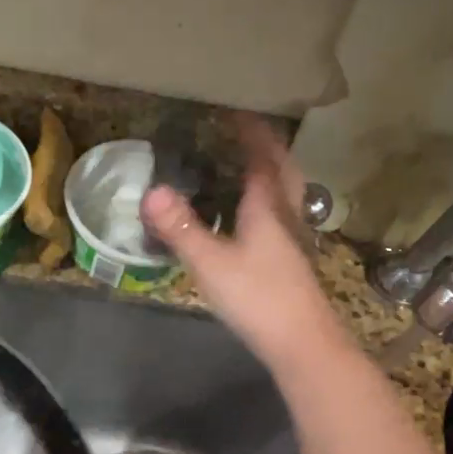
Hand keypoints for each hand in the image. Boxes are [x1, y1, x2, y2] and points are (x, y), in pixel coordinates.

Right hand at [141, 113, 350, 373]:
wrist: (301, 343)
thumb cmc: (258, 297)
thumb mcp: (211, 262)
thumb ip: (181, 228)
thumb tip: (151, 191)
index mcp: (268, 206)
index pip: (264, 156)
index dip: (251, 132)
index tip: (235, 110)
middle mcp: (286, 216)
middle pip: (282, 171)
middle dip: (266, 148)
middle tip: (245, 134)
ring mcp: (292, 241)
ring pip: (284, 195)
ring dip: (269, 175)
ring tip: (244, 167)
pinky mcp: (289, 263)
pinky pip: (278, 218)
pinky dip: (264, 205)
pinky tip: (247, 220)